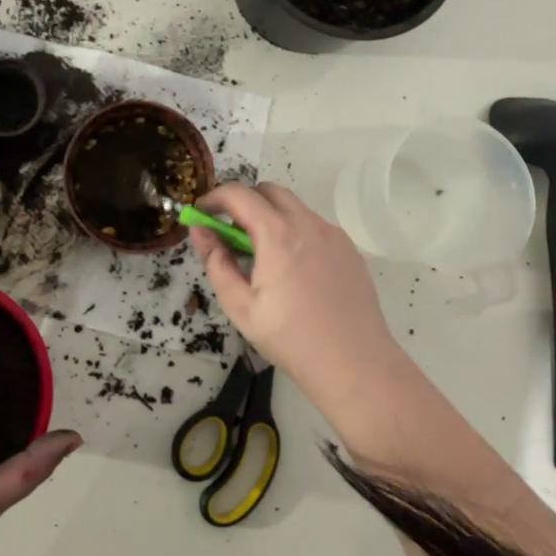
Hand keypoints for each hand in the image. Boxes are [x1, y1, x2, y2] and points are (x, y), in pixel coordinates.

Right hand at [192, 183, 402, 398]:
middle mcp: (308, 223)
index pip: (238, 194)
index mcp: (278, 234)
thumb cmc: (291, 338)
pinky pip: (315, 227)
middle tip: (230, 233)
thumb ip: (216, 263)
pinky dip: (295, 233)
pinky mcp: (350, 249)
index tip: (201, 214)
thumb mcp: (241, 306)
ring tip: (262, 257)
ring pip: (295, 208)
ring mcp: (334, 234)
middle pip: (269, 191)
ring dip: (271, 217)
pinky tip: (294, 271)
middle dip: (244, 202)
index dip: (213, 198)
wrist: (355, 364)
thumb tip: (200, 232)